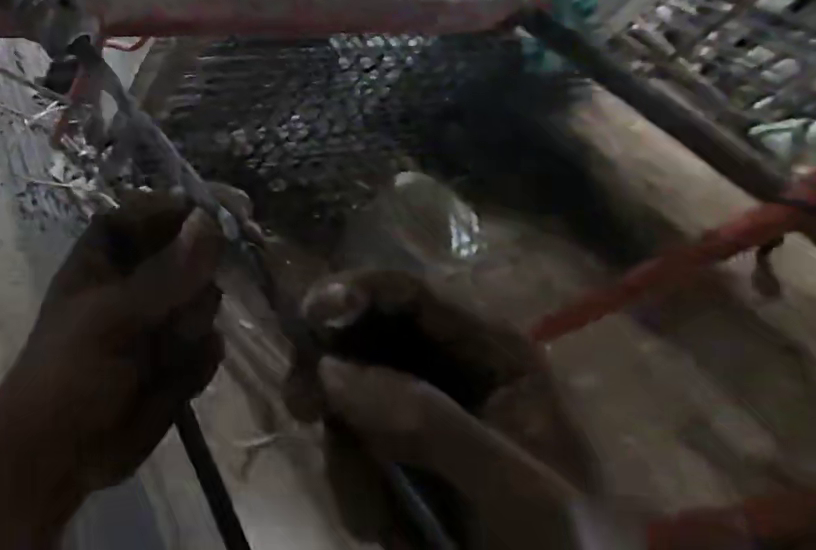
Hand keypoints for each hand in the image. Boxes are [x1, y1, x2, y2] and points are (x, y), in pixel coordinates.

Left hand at [0, 198, 224, 548]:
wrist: (56, 460)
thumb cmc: (69, 372)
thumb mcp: (113, 316)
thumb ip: (165, 273)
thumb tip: (209, 222)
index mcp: (108, 256)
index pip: (149, 214)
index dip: (177, 213)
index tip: (212, 219)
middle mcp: (139, 281)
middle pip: (189, 257)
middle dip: (191, 284)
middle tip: (175, 314)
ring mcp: (160, 321)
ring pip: (204, 302)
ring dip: (190, 328)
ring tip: (162, 356)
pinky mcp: (177, 362)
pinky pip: (208, 348)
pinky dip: (196, 364)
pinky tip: (172, 382)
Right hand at [288, 270, 611, 549]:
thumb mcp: (516, 491)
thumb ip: (427, 422)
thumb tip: (329, 369)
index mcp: (495, 353)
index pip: (412, 294)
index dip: (355, 289)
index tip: (308, 313)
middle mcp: (453, 370)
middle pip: (367, 335)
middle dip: (331, 370)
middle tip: (299, 405)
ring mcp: (426, 415)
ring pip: (351, 393)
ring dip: (346, 447)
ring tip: (374, 516)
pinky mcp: (406, 460)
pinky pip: (353, 446)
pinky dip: (355, 484)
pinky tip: (384, 530)